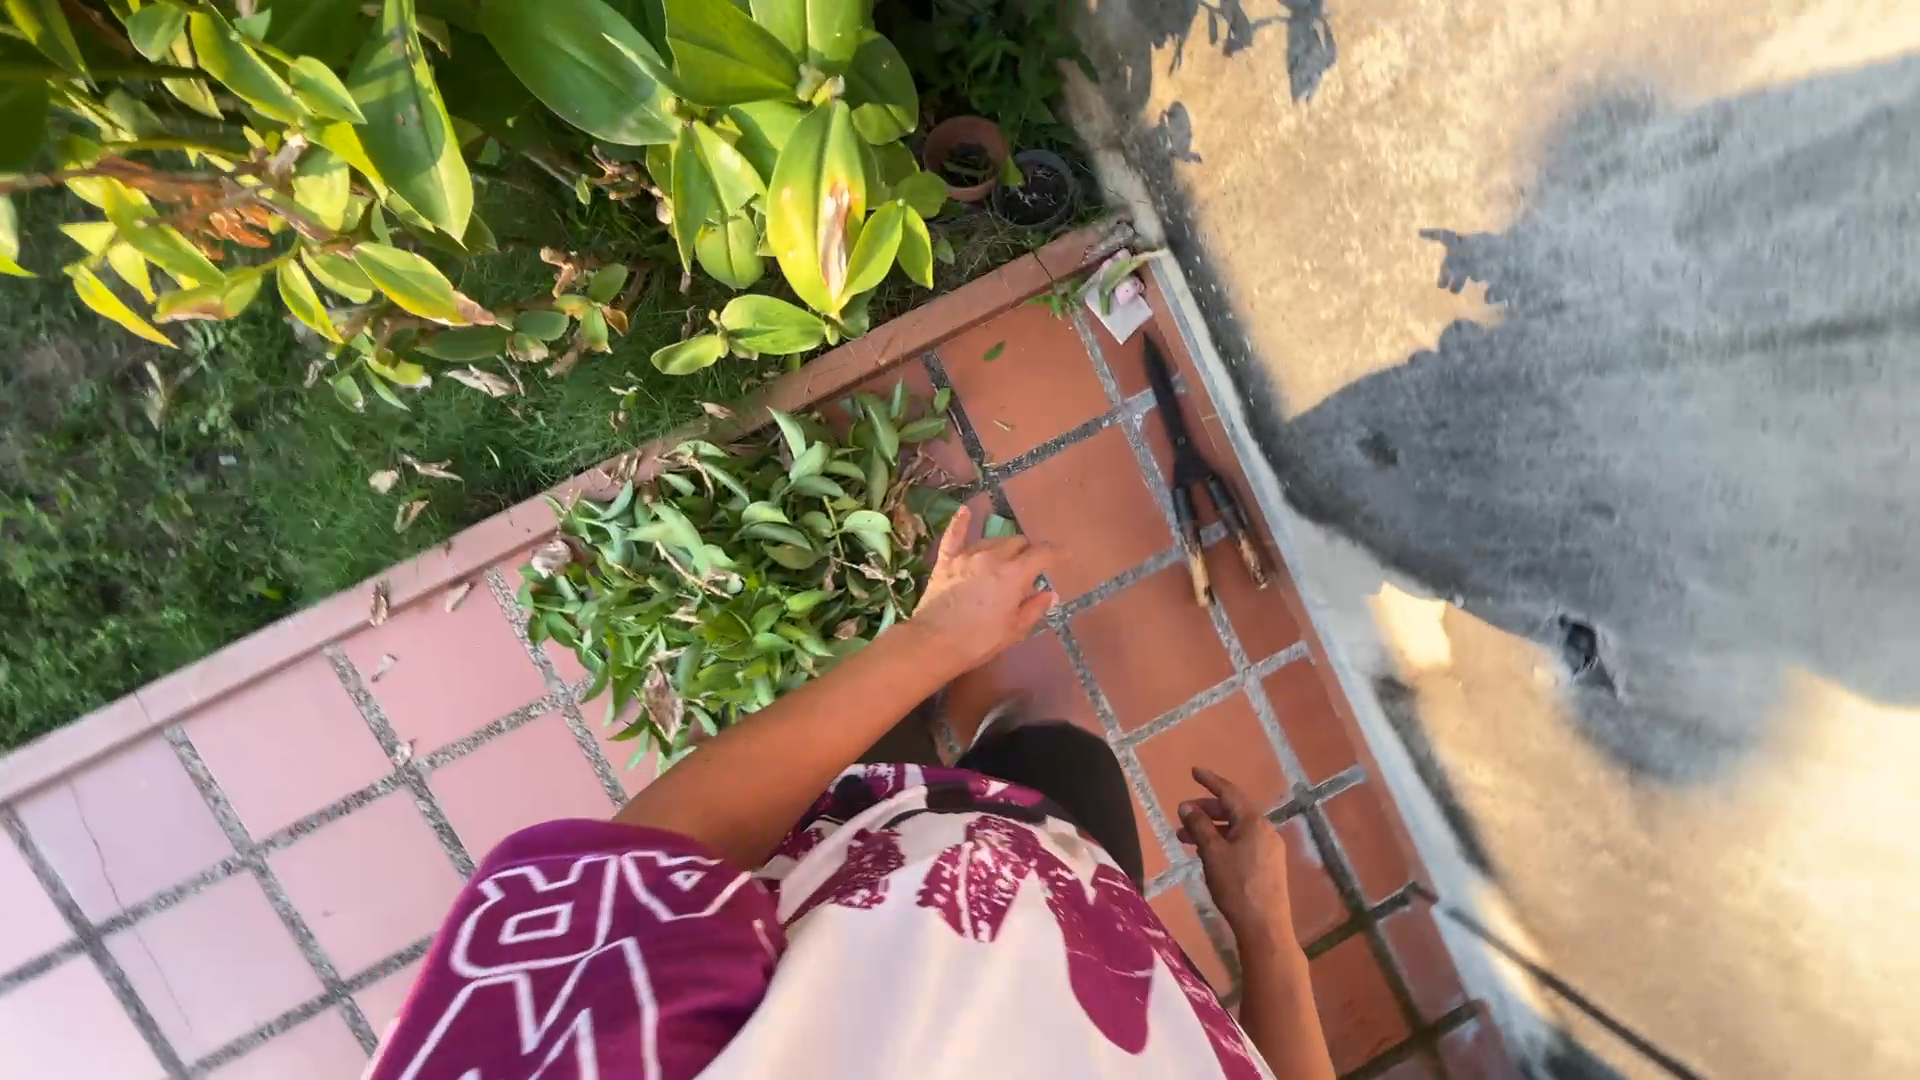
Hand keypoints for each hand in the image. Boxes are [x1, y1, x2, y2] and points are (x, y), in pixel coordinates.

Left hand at [909, 505, 1055, 673]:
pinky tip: (965, 511)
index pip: (1041, 554)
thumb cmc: (978, 641)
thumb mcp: (1014, 630)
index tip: (1064, 555)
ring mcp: (966, 555)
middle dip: (1027, 551)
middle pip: (1017, 542)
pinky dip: (961, 522)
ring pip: (992, 540)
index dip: (1056, 553)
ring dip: (1003, 546)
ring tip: (1006, 559)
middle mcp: (992, 557)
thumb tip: (1049, 594)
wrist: (934, 642)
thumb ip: (1034, 608)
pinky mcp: (946, 560)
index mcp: (1013, 574)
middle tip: (1029, 567)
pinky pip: (954, 535)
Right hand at [1178, 766, 1293, 945]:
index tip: (1194, 771)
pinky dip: (1222, 840)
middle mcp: (1265, 831)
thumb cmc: (1236, 886)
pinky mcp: (1269, 866)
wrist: (1265, 928)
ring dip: (1211, 829)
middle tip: (1183, 816)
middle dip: (1205, 810)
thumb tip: (1187, 806)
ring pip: (1236, 828)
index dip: (1210, 780)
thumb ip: (1199, 825)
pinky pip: (1242, 842)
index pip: (1229, 792)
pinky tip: (1207, 853)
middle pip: (1232, 810)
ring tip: (1186, 839)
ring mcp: (1269, 849)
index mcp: (1254, 823)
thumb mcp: (1212, 852)